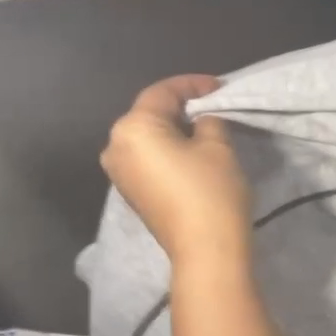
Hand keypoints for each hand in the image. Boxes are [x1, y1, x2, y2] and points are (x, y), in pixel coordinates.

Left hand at [101, 74, 251, 267]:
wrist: (205, 250)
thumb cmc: (212, 193)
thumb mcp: (219, 149)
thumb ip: (209, 123)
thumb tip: (204, 118)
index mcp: (133, 127)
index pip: (162, 93)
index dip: (192, 85)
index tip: (219, 87)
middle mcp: (115, 145)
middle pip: (150, 116)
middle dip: (181, 110)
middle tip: (214, 110)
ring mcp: (119, 172)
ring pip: (148, 140)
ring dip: (175, 134)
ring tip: (206, 136)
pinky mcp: (131, 193)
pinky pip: (149, 161)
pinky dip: (169, 154)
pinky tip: (193, 160)